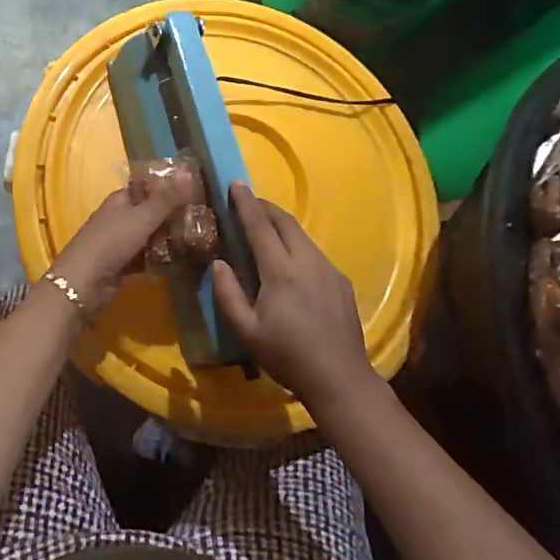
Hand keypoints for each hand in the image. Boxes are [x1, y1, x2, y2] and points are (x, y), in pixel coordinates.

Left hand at [48, 167, 198, 318]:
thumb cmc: (111, 242)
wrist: (84, 284)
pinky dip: (161, 258)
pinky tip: (182, 261)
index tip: (195, 191)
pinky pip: (147, 257)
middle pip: (151, 212)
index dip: (169, 188)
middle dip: (174, 216)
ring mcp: (120, 242)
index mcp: (120, 200)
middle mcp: (120, 218)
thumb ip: (166, 198)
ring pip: (151, 235)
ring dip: (170, 238)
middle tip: (203, 219)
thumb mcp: (143, 217)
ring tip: (198, 240)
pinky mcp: (122, 264)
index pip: (147, 187)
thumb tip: (188, 172)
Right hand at [211, 182, 375, 406]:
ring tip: (265, 230)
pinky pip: (314, 252)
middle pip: (285, 222)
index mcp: (281, 271)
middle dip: (264, 207)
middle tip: (247, 202)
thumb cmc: (287, 356)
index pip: (260, 226)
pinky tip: (290, 262)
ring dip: (281, 226)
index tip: (235, 183)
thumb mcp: (247, 331)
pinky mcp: (340, 280)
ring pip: (302, 236)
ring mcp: (328, 269)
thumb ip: (228, 294)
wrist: (339, 376)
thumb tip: (218, 263)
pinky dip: (296, 245)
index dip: (246, 203)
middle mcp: (307, 261)